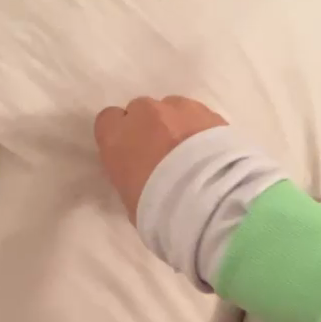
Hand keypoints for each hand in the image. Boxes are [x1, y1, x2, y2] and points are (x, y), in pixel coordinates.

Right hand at [94, 96, 227, 221]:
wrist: (209, 204)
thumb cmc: (160, 212)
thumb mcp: (132, 203)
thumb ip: (131, 178)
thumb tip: (141, 177)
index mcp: (117, 138)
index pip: (108, 121)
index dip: (121, 136)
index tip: (132, 154)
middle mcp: (144, 114)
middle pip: (142, 111)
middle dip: (150, 129)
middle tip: (165, 158)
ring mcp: (179, 109)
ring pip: (173, 110)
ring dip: (178, 127)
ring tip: (193, 157)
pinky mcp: (209, 112)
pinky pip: (200, 117)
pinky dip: (203, 131)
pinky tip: (211, 155)